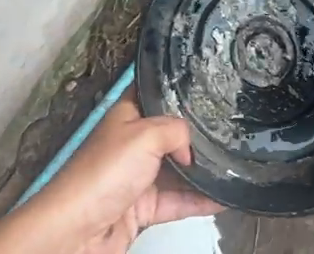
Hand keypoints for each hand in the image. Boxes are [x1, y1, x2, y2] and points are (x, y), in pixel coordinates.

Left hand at [0, 96, 221, 253]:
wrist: (79, 228)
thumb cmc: (104, 172)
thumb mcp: (144, 135)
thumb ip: (175, 130)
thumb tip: (190, 146)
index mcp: (128, 114)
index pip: (157, 94)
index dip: (179, 90)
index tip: (208, 86)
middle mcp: (133, 142)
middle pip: (171, 133)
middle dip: (196, 134)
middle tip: (229, 129)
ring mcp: (138, 176)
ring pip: (177, 169)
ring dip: (201, 169)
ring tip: (233, 163)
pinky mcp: (143, 207)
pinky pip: (177, 201)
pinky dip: (198, 200)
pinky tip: (222, 197)